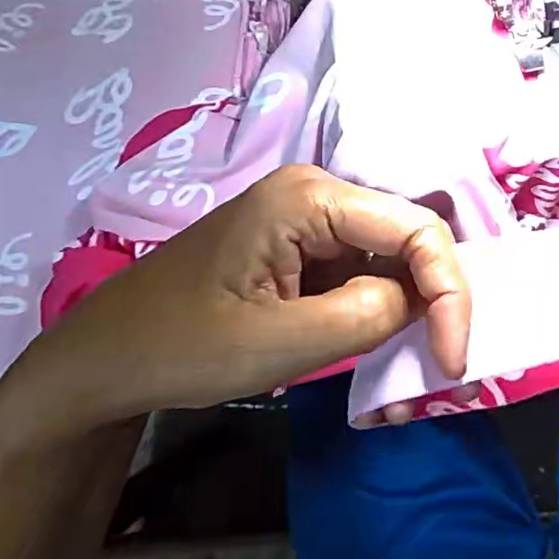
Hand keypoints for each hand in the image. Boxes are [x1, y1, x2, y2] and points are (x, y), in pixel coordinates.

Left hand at [0, 166, 467, 444]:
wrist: (107, 354)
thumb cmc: (182, 344)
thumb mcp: (278, 342)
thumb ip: (365, 316)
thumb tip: (420, 301)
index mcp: (310, 196)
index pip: (416, 228)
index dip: (449, 290)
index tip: (452, 360)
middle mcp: (317, 192)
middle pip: (407, 237)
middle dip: (435, 300)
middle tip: (441, 365)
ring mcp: (309, 217)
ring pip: (389, 256)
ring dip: (410, 308)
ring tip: (413, 365)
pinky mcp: (302, 245)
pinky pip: (361, 270)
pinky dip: (380, 309)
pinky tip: (378, 345)